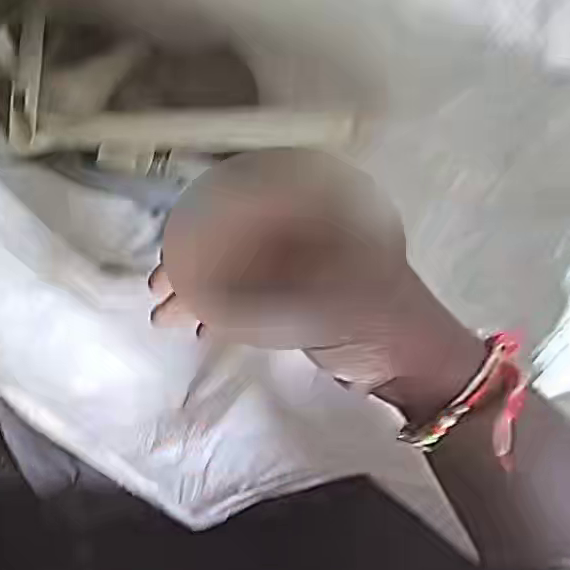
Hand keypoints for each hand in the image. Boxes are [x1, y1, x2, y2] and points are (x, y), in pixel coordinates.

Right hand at [150, 149, 486, 421]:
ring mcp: (302, 270)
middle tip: (160, 289)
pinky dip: (223, 314)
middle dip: (194, 264)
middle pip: (237, 239)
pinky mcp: (298, 302)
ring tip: (167, 317)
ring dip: (201, 294)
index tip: (171, 253)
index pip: (247, 205)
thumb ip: (250, 284)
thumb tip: (190, 274)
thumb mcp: (309, 295)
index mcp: (319, 215)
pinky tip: (203, 330)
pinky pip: (251, 299)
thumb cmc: (368, 320)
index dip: (202, 226)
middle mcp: (307, 234)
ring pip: (239, 271)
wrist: (409, 365)